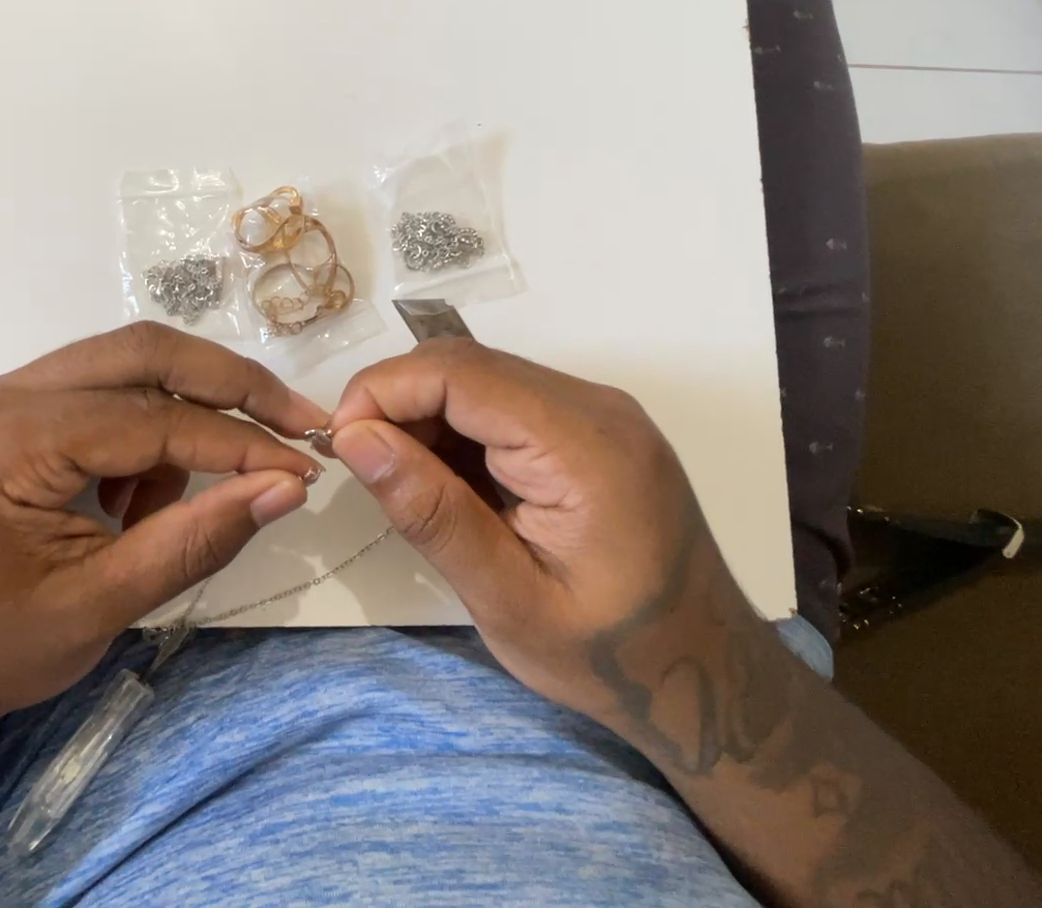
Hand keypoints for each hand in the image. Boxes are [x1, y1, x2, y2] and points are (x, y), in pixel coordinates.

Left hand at [0, 322, 325, 723]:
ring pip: (123, 368)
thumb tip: (286, 487)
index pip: (152, 417)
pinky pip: (98, 400)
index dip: (238, 442)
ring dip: (178, 419)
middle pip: (140, 353)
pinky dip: (139, 439)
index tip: (305, 467)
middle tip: (294, 422)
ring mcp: (1, 400)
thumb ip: (195, 540)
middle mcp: (1, 394)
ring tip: (165, 511)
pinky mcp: (9, 420)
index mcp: (8, 438)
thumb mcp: (100, 604)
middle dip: (227, 386)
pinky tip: (125, 508)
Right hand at [327, 338, 782, 763]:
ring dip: (423, 418)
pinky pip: (503, 405)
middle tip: (363, 470)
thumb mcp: (505, 599)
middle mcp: (596, 407)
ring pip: (479, 380)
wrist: (702, 675)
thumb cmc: (606, 656)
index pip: (460, 373)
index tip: (338, 445)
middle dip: (396, 402)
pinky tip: (447, 486)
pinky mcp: (589, 429)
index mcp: (584, 446)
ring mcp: (597, 414)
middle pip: (467, 365)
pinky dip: (456, 432)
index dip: (383, 390)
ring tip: (405, 488)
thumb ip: (431, 513)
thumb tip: (354, 437)